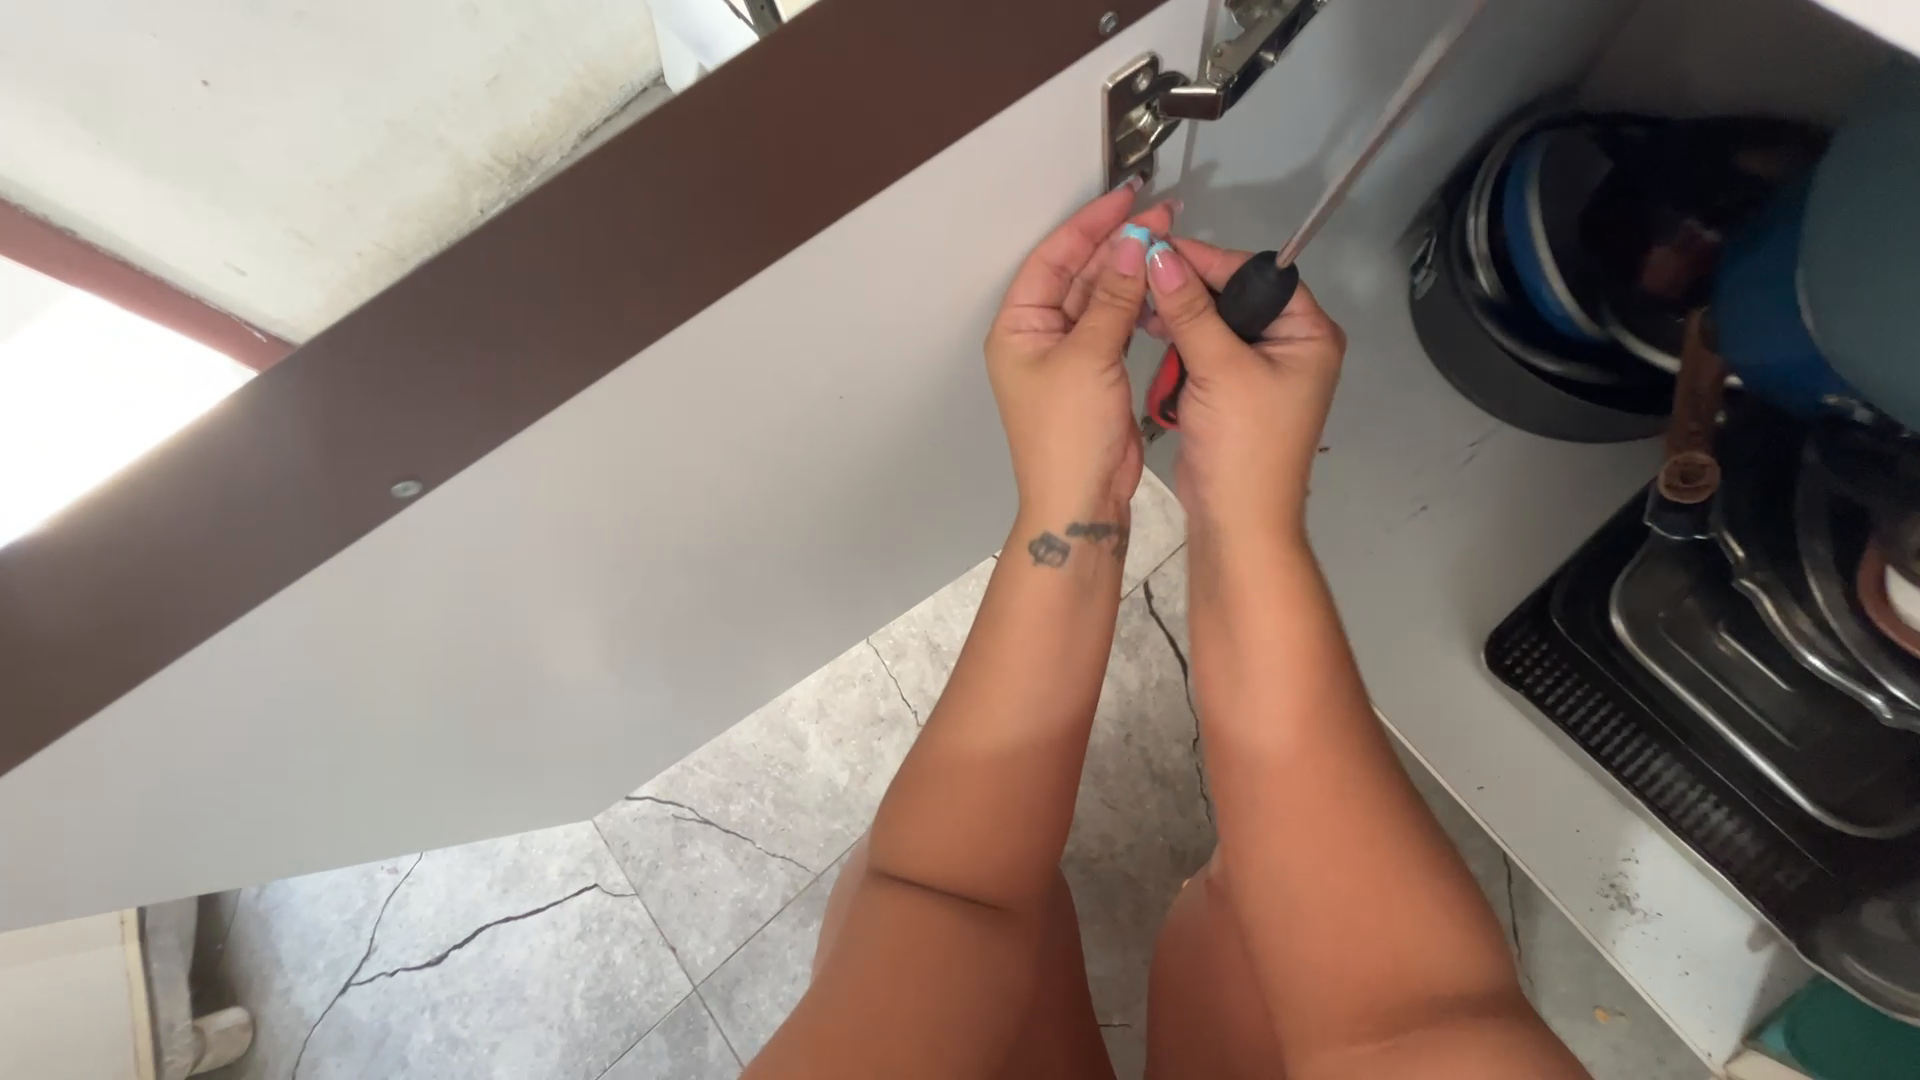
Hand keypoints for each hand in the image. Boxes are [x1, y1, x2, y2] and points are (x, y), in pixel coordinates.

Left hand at [986, 186, 1175, 524]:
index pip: (1051, 260)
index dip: (1088, 226)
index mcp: (1018, 328)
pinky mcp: (1095, 372)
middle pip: (1077, 275)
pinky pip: (1114, 325)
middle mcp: (1038, 336)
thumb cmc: (1069, 433)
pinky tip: (1160, 282)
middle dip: (1116, 245)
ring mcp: (1067, 355)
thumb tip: (1133, 243)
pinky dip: (1136, 304)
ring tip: (1169, 239)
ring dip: (1129, 272)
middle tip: (1164, 215)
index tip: (1128, 196)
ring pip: (1099, 299)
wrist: (1080, 499)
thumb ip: (1112, 299)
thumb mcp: (1088, 358)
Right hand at [1143, 238, 1346, 541]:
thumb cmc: (1242, 443)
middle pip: (1234, 298)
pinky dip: (1178, 343)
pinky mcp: (1229, 391)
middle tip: (1142, 273)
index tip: (1159, 248)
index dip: (1209, 260)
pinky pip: (1203, 352)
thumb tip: (1160, 255)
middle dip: (1189, 288)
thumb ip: (1189, 310)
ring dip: (1179, 315)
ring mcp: (1257, 370)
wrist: (1235, 518)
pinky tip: (1149, 331)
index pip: (1257, 276)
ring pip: (1214, 324)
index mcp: (1307, 332)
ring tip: (1139, 302)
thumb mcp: (1218, 368)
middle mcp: (1287, 345)